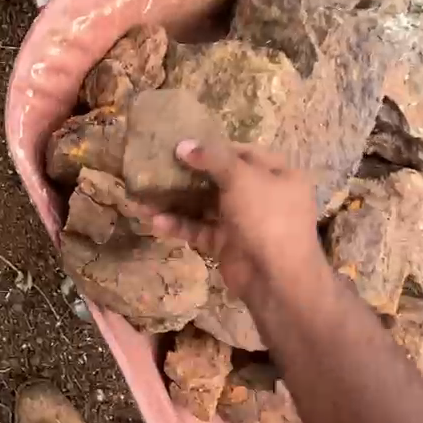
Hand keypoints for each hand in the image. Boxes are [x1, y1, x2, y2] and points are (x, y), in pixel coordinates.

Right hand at [143, 139, 333, 312]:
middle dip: (187, 175)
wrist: (277, 278)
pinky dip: (178, 225)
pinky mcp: (226, 243)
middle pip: (219, 179)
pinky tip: (155, 221)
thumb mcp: (242, 178)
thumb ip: (212, 158)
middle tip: (157, 167)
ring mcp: (243, 221)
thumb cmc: (266, 217)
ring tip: (144, 197)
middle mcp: (262, 196)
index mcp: (278, 175)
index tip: (182, 145)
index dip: (214, 148)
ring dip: (176, 201)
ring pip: (204, 205)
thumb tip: (182, 144)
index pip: (243, 153)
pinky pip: (199, 229)